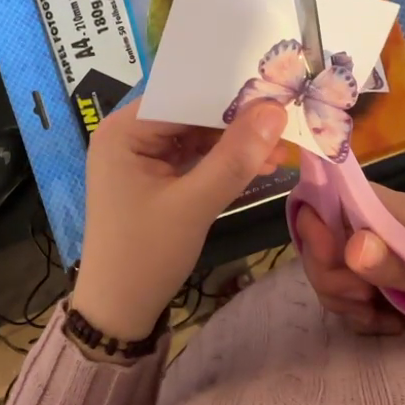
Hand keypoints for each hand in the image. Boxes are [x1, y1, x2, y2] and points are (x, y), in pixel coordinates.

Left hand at [72, 98, 287, 341]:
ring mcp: (139, 155)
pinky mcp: (152, 176)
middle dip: (237, 119)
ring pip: (195, 134)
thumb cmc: (146, 254)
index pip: (183, 95)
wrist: (118, 310)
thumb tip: (275, 110)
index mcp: (124, 130)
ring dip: (234, 142)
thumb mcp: (194, 204)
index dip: (229, 94)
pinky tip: (259, 164)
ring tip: (281, 148)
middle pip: (190, 112)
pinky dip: (222, 160)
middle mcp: (127, 133)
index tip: (276, 94)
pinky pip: (192, 156)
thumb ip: (234, 157)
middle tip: (286, 120)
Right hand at [298, 183, 404, 339]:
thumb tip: (349, 245)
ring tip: (379, 320)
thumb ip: (399, 266)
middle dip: (329, 275)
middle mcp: (386, 227)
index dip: (315, 224)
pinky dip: (359, 314)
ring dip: (343, 299)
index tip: (335, 265)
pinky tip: (388, 328)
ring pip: (334, 270)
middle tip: (363, 303)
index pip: (331, 195)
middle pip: (324, 237)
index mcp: (399, 213)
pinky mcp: (391, 283)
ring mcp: (387, 256)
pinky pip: (352, 295)